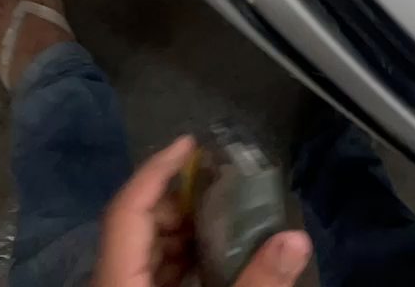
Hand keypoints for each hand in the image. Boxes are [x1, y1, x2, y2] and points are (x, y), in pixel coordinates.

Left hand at [96, 135, 313, 286]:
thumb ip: (255, 286)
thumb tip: (297, 236)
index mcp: (118, 286)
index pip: (128, 211)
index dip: (157, 170)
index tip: (191, 142)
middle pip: (139, 229)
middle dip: (182, 200)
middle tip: (227, 182)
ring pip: (146, 257)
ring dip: (185, 232)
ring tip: (229, 217)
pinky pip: (153, 281)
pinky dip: (183, 264)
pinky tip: (216, 266)